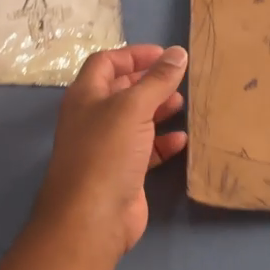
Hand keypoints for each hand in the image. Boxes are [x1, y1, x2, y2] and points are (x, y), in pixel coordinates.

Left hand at [32, 44, 188, 255]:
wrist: (92, 217)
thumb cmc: (106, 153)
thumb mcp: (133, 108)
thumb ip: (157, 79)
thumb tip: (178, 52)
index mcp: (86, 96)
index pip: (106, 62)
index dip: (133, 55)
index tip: (165, 55)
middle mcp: (94, 118)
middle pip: (122, 90)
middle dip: (150, 83)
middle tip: (179, 81)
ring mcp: (107, 147)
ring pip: (136, 120)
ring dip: (159, 111)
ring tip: (182, 105)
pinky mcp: (123, 172)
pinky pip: (146, 150)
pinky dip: (163, 143)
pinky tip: (181, 141)